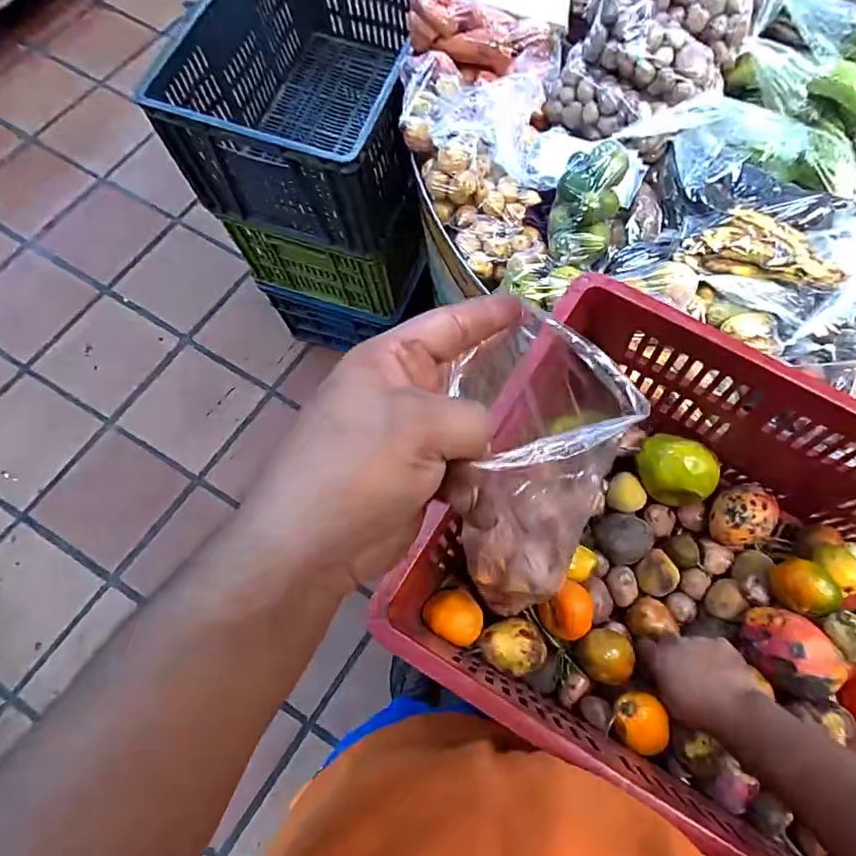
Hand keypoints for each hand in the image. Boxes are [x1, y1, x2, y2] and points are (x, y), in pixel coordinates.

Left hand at [230, 295, 523, 588]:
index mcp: (389, 363)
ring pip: (470, 438)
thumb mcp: (418, 425)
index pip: (446, 326)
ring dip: (482, 462)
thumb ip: (470, 419)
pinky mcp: (417, 482)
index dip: (485, 316)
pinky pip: (462, 475)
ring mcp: (409, 442)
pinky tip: (474, 511)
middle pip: (464, 386)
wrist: (314, 547)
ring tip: (482, 484)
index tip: (524, 307)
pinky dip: (472, 492)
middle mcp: (400, 397)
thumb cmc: (357, 468)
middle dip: (495, 401)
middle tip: (542, 402)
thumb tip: (484, 442)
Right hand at [636, 632, 773, 737]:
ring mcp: (701, 640)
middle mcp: (678, 643)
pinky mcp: (723, 643)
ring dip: (694, 653)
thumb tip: (662, 678)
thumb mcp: (669, 702)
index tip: (651, 662)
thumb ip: (663, 684)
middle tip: (678, 668)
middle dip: (671, 651)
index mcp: (661, 658)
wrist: (734, 706)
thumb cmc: (696, 710)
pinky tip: (723, 669)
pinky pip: (714, 646)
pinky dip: (715, 655)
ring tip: (705, 671)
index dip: (647, 653)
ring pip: (693, 643)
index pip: (644, 645)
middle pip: (668, 640)